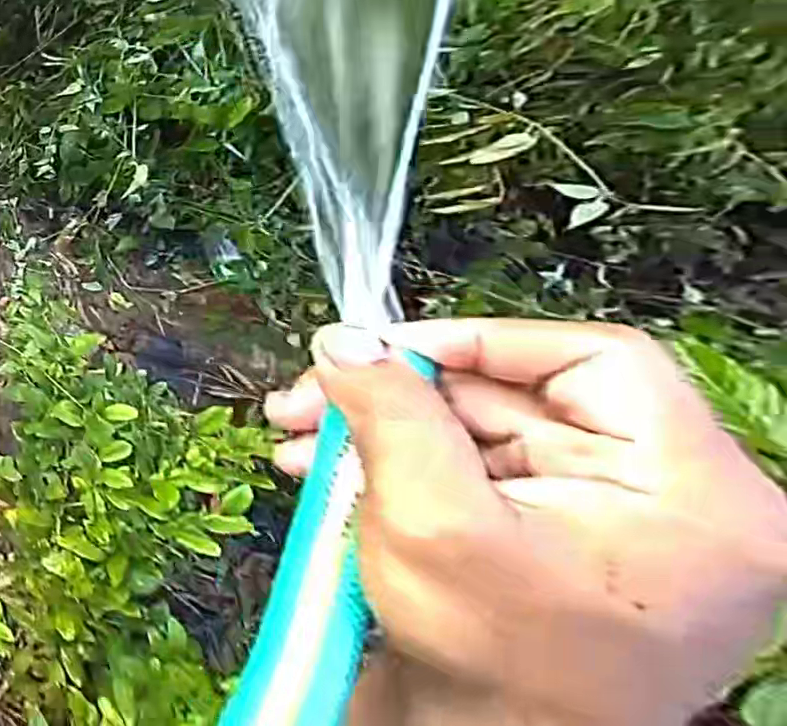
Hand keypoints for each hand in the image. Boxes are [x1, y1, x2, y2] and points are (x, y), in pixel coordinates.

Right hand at [265, 319, 786, 725]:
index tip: (382, 355)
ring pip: (460, 419)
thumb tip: (342, 337)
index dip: (479, 340)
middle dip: (388, 390)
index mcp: (688, 492)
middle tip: (303, 402)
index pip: (594, 358)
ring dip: (369, 420)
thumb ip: (390, 413)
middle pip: (503, 389)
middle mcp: (655, 492)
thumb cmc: (485, 646)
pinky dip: (381, 451)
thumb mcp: (429, 518)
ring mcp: (591, 508)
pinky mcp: (534, 521)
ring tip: (295, 436)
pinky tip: (320, 464)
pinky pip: (450, 455)